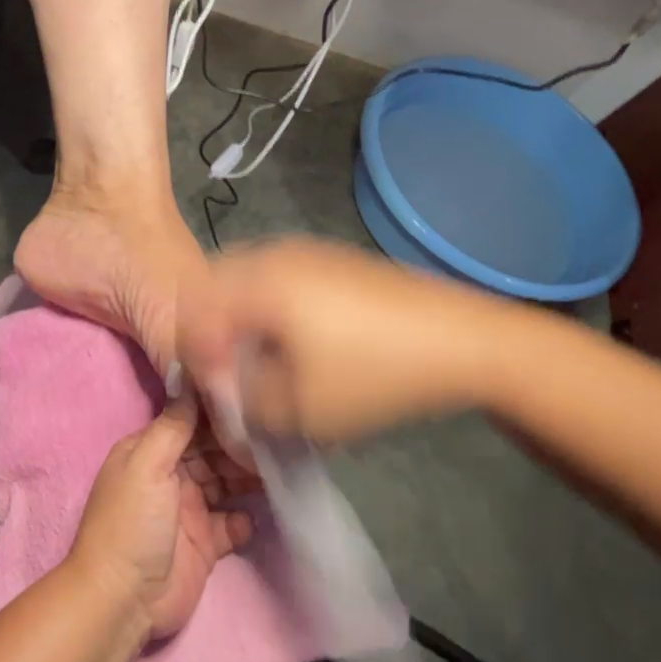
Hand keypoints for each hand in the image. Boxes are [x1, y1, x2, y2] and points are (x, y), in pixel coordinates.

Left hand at [68, 397, 255, 639]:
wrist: (124, 598)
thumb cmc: (132, 521)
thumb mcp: (148, 463)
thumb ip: (173, 424)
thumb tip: (185, 373)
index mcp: (150, 451)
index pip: (189, 422)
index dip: (218, 413)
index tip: (253, 399)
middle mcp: (170, 475)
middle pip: (211, 451)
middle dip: (238, 444)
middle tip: (276, 436)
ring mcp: (188, 510)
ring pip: (225, 483)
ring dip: (247, 477)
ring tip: (279, 469)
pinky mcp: (205, 544)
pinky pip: (232, 523)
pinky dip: (244, 518)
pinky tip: (254, 515)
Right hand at [179, 238, 517, 445]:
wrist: (468, 341)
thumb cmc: (378, 374)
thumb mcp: (302, 409)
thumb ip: (244, 406)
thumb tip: (223, 397)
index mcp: (258, 280)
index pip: (192, 312)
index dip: (194, 357)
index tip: (215, 395)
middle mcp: (273, 253)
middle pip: (213, 289)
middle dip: (212, 335)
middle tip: (229, 377)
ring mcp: (304, 252)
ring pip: (244, 282)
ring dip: (239, 322)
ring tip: (260, 365)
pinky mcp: (330, 260)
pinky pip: (275, 280)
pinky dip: (267, 310)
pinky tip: (296, 346)